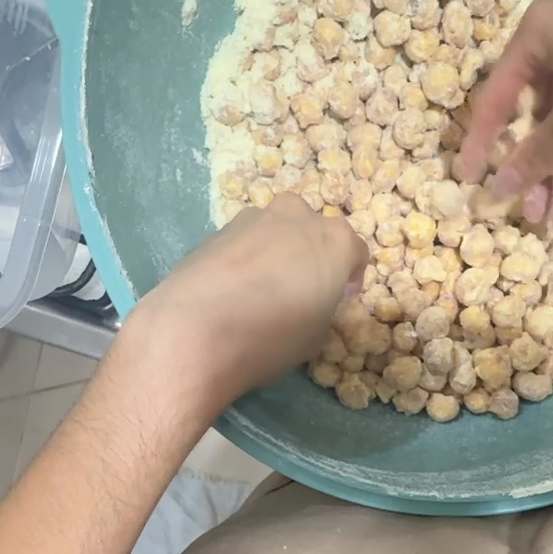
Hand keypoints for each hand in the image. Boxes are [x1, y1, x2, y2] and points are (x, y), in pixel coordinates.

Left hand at [121, 193, 366, 413]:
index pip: (356, 253)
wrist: (196, 329)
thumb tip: (310, 302)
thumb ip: (323, 310)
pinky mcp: (218, 228)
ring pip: (277, 232)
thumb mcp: (316, 338)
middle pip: (314, 232)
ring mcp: (255, 217)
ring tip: (261, 293)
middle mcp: (298, 216)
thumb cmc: (272, 336)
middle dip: (312, 257)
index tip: (336, 302)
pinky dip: (246, 260)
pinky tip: (232, 292)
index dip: (349, 280)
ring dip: (277, 254)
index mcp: (335, 240)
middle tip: (300, 293)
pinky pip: (245, 242)